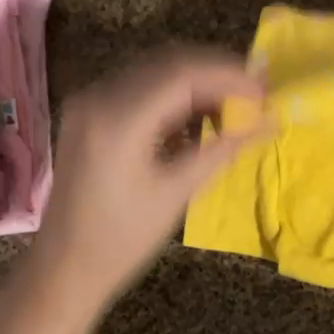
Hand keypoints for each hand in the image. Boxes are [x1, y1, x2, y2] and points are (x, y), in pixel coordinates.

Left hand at [25, 49, 267, 316]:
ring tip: (235, 107)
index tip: (265, 92)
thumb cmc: (122, 239)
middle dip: (219, 75)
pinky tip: (201, 118)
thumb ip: (225, 148)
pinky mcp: (91, 113)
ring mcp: (91, 103)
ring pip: (158, 71)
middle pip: (171, 64)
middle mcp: (99, 100)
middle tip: (257, 95)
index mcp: (118, 122)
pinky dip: (177, 94)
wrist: (63, 268)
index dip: (230, 76)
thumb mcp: (179, 193)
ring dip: (200, 82)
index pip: (183, 74)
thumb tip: (269, 121)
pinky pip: (143, 87)